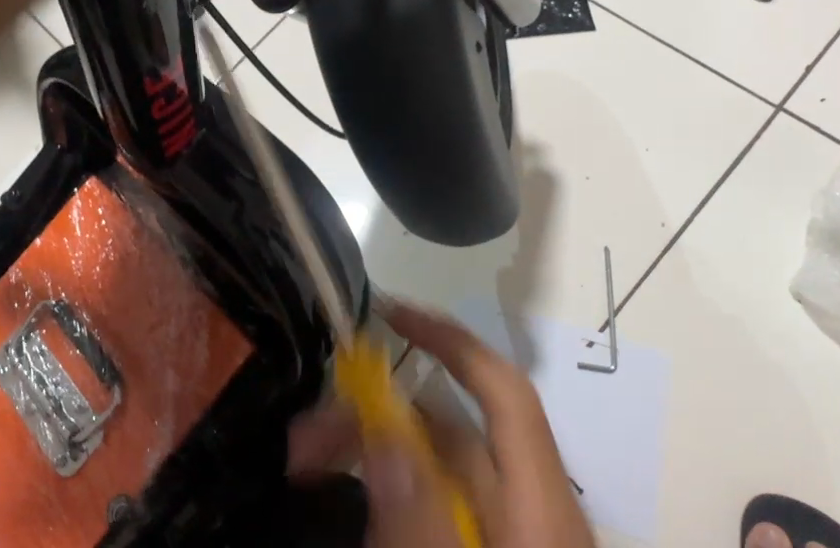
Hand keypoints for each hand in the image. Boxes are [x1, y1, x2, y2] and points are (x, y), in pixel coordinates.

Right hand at [288, 300, 596, 547]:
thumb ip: (420, 526)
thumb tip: (384, 435)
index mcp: (539, 512)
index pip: (502, 394)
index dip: (449, 342)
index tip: (384, 314)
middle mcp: (527, 514)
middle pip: (450, 431)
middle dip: (372, 415)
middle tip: (300, 439)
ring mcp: (506, 538)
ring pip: (433, 471)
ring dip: (371, 456)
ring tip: (307, 468)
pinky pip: (432, 509)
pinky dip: (389, 498)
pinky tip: (351, 509)